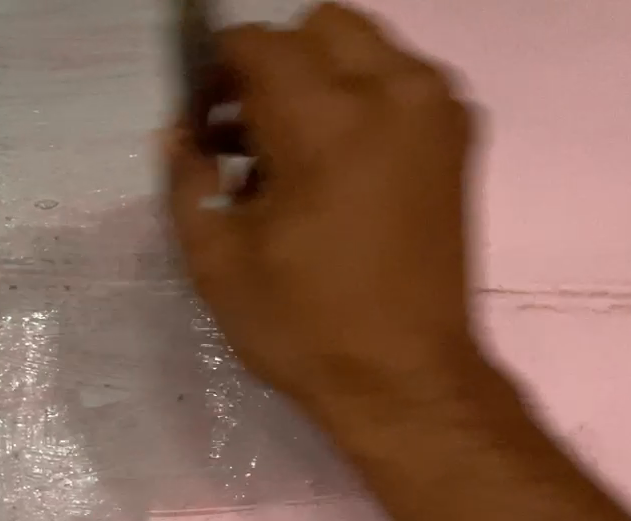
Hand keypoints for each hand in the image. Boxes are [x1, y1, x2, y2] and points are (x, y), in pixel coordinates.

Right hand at [168, 3, 482, 413]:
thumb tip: (174, 135)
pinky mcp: (456, 139)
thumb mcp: (219, 263)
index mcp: (329, 124)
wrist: (401, 376)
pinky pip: (395, 83)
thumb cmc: (301, 326)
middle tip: (233, 131)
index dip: (214, 68)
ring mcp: (436, 111)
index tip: (194, 115)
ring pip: (362, 49)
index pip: (261, 45)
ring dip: (310, 82)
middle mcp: (395, 93)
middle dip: (267, 65)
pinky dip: (352, 102)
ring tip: (275, 159)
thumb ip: (188, 184)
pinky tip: (323, 171)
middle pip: (320, 26)